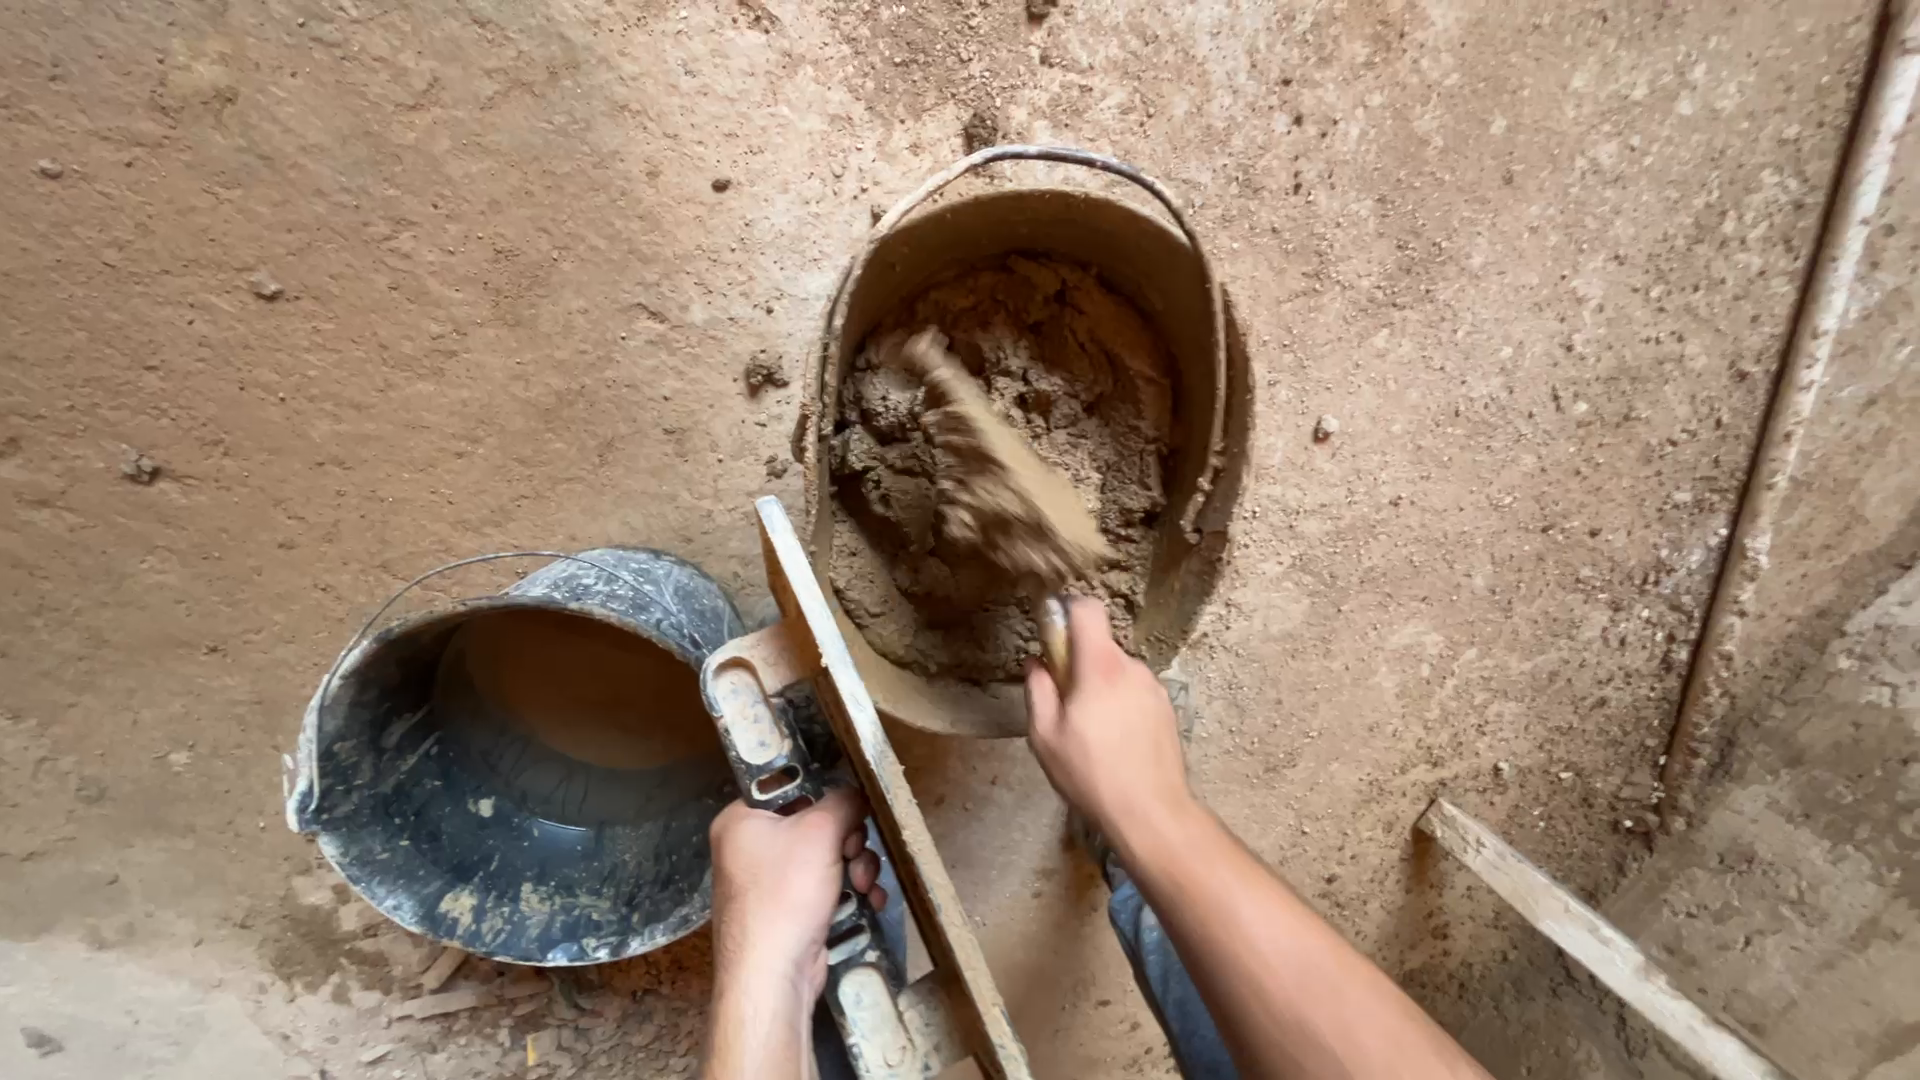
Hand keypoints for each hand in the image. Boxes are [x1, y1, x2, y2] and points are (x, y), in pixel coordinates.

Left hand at [708, 787, 887, 1003]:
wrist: (773, 977)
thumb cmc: (787, 892)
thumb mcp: (821, 830)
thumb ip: (844, 800)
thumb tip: (856, 794)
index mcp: (740, 820)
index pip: (787, 787)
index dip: (821, 793)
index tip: (846, 806)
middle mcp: (750, 849)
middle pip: (814, 823)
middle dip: (848, 838)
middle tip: (855, 850)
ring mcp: (770, 884)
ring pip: (827, 855)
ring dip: (857, 866)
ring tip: (865, 884)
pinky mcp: (790, 913)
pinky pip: (826, 886)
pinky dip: (850, 891)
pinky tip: (868, 901)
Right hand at [1025, 597, 1192, 845]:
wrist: (1151, 812)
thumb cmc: (1091, 774)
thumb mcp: (1045, 736)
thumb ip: (1038, 690)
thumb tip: (1036, 663)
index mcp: (1100, 667)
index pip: (1088, 609)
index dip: (1067, 611)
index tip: (1053, 635)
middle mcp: (1132, 668)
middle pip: (1100, 644)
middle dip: (1079, 663)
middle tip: (1066, 704)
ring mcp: (1154, 687)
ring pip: (1117, 670)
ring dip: (1101, 686)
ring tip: (1092, 730)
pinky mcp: (1166, 707)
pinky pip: (1134, 690)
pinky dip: (1120, 702)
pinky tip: (1116, 740)